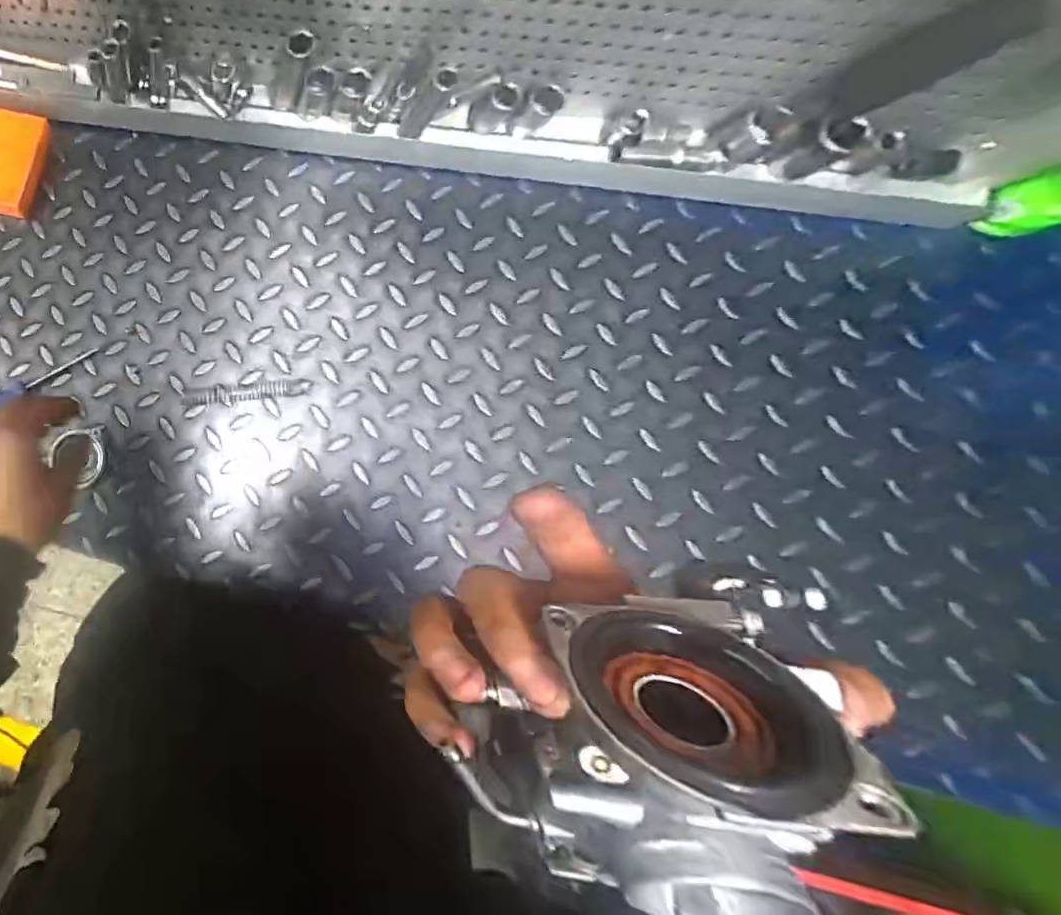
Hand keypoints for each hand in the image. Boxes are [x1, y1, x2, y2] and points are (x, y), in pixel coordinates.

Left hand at [0, 395, 88, 551]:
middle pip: (15, 406)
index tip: (76, 410)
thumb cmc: (31, 516)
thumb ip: (74, 456)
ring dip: (19, 418)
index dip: (60, 405)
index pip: (39, 406)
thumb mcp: (62, 487)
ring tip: (39, 432)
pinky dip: (4, 432)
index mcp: (14, 434)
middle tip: (58, 417)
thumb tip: (83, 440)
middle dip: (38, 408)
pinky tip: (17, 448)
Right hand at [403, 485, 895, 756]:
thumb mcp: (731, 710)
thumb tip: (857, 693)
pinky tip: (454, 734)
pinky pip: (417, 679)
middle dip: (502, 629)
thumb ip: (800, 696)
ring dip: (445, 649)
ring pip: (435, 616)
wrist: (611, 774)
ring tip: (473, 694)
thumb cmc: (655, 717)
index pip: (569, 554)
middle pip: (485, 585)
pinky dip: (426, 702)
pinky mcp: (453, 691)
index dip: (552, 524)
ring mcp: (480, 651)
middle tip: (539, 689)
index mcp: (583, 605)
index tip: (533, 502)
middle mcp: (522, 615)